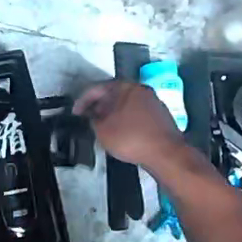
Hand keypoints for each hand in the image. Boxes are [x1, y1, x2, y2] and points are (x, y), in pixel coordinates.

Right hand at [73, 80, 195, 169]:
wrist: (165, 154)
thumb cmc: (132, 138)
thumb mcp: (103, 130)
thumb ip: (93, 120)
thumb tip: (93, 117)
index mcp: (127, 87)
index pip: (98, 88)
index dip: (83, 100)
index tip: (76, 111)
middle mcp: (142, 90)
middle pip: (114, 94)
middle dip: (99, 106)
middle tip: (88, 117)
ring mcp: (154, 103)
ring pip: (127, 105)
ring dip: (113, 114)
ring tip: (103, 127)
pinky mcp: (161, 118)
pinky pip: (137, 115)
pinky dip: (126, 121)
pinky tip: (121, 133)